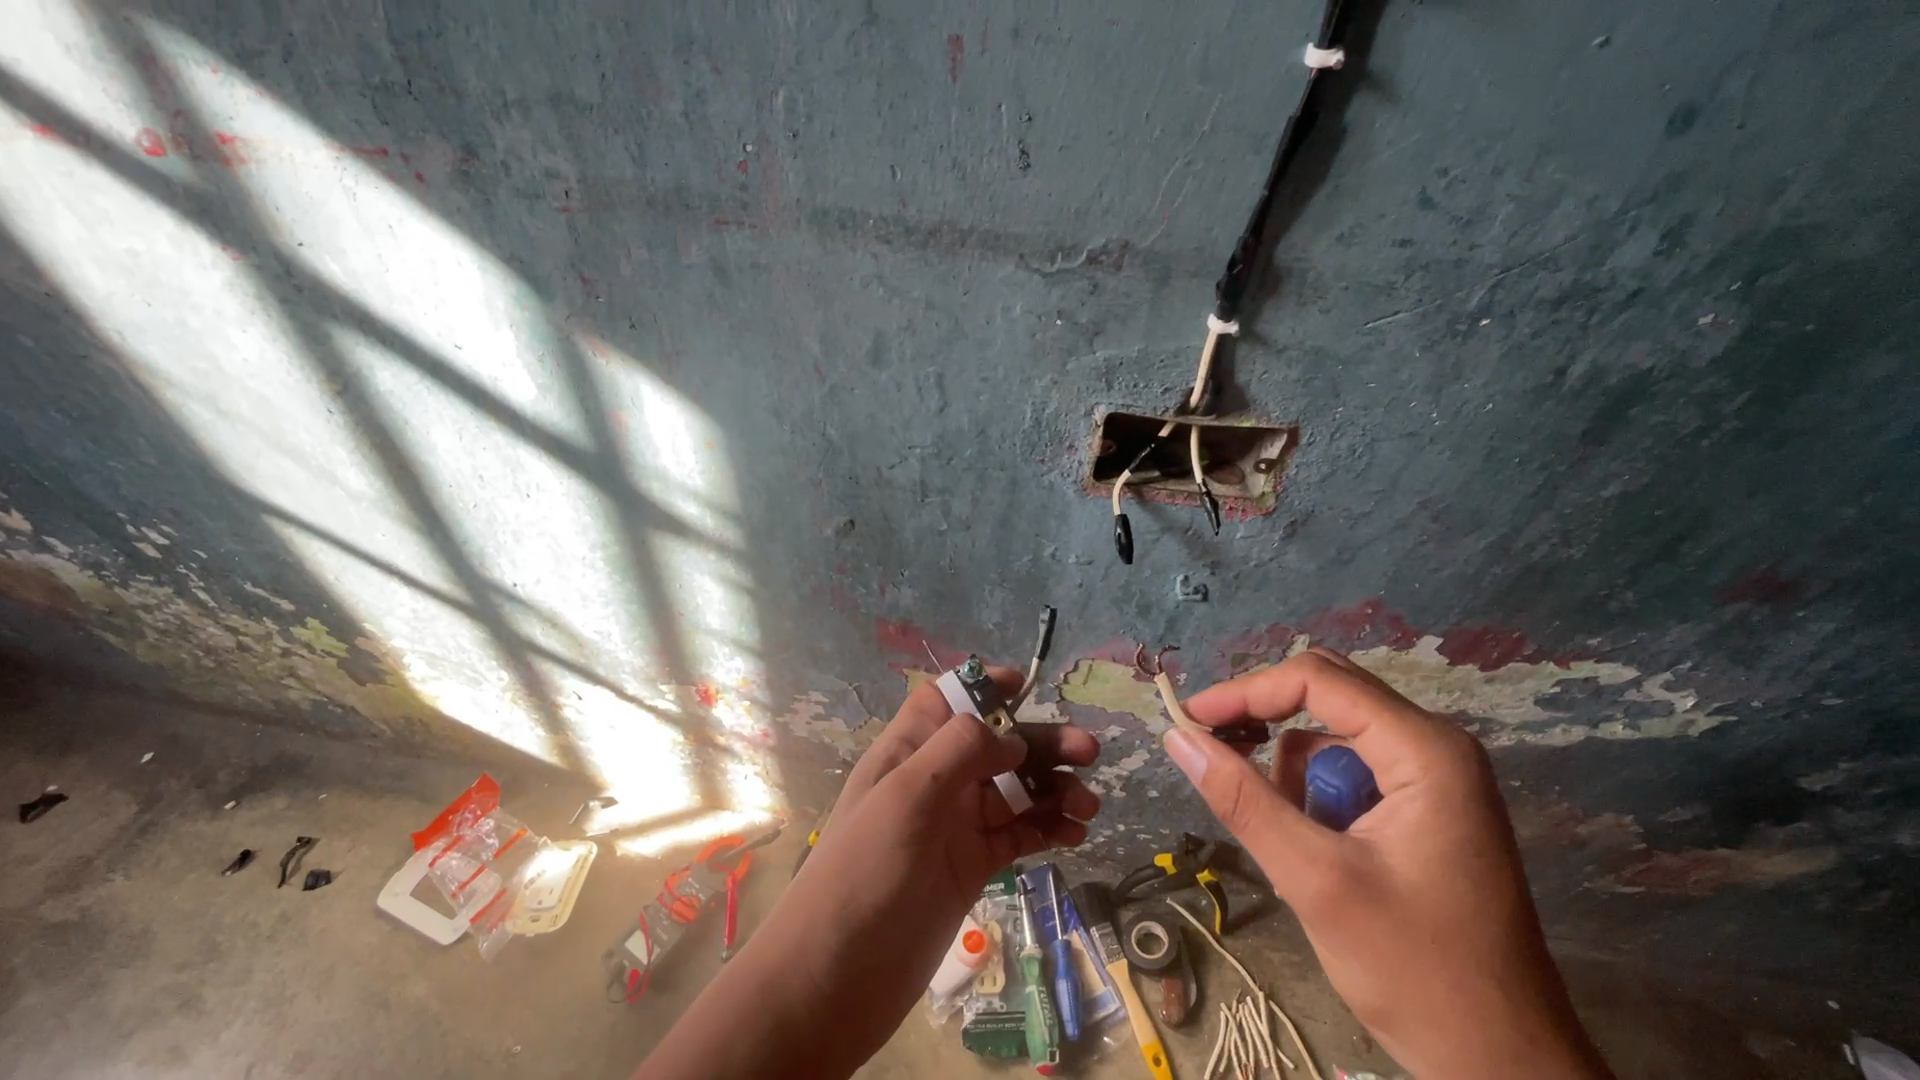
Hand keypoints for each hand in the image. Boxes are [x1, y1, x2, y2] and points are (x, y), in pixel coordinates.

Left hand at [638, 664, 1099, 1079]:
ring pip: (1014, 792)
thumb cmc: (865, 873)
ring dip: (1053, 790)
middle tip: (1090, 752)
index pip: (946, 702)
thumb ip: (959, 751)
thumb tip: (1011, 736)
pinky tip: (1077, 833)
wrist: (836, 978)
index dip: (984, 688)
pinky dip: (1048, 828)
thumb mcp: (906, 796)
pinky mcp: (971, 868)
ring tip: (1089, 805)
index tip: (1030, 686)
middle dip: (1039, 743)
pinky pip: (1017, 835)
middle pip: (994, 746)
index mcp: (906, 754)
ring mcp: (953, 828)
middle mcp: (933, 784)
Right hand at [1163, 648, 1612, 1079]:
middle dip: (1262, 717)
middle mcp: (1435, 746)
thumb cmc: (1415, 970)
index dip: (1244, 691)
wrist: (1502, 1061)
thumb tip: (1177, 738)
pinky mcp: (1425, 808)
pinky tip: (1308, 842)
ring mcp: (1435, 777)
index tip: (1186, 722)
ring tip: (1274, 825)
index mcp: (1424, 750)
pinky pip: (1352, 769)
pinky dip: (1314, 791)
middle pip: (1328, 694)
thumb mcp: (1315, 881)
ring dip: (1289, 763)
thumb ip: (1244, 801)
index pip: (1317, 680)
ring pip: (1334, 733)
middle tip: (1209, 750)